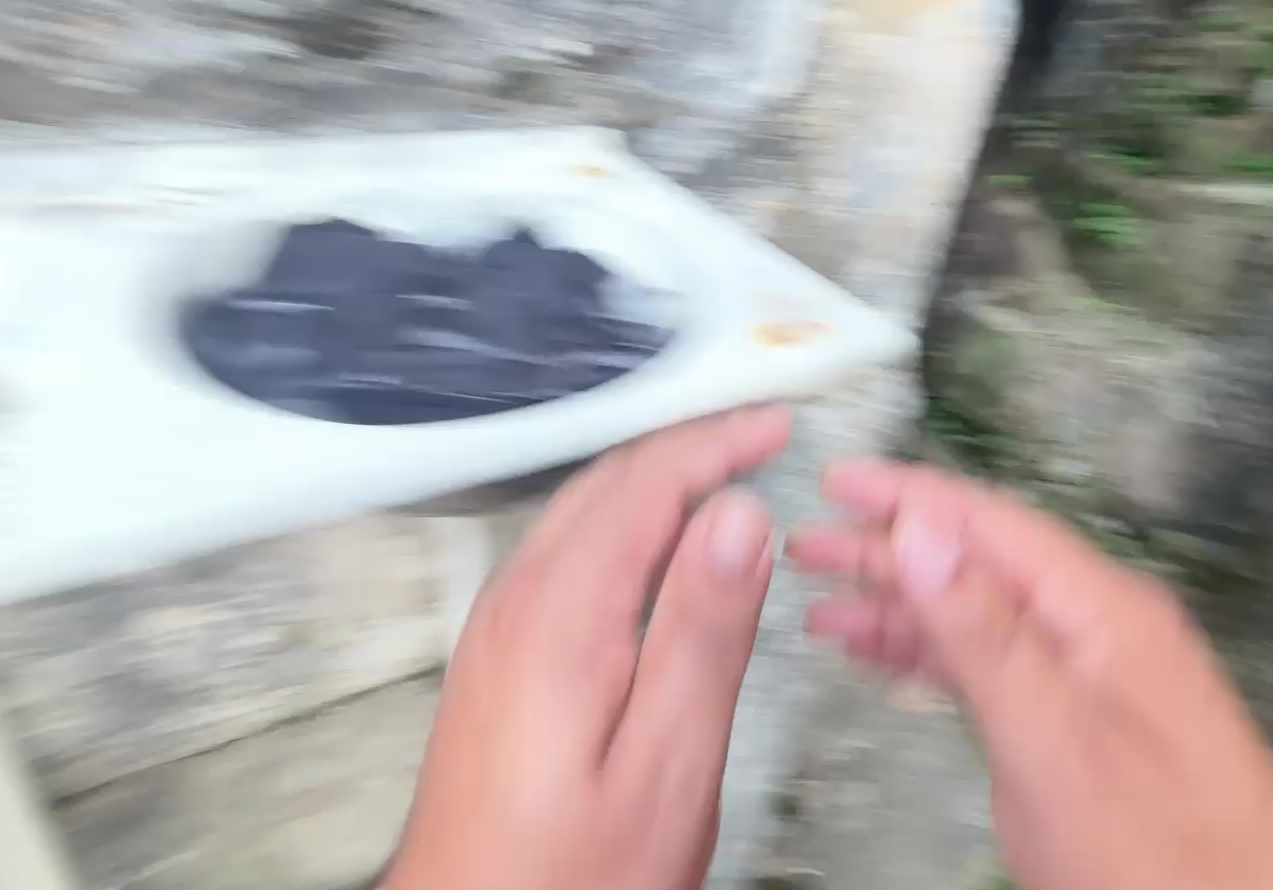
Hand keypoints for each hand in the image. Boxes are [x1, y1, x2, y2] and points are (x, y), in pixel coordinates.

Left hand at [386, 407, 791, 889]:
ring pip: (589, 503)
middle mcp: (520, 596)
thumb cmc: (565, 873)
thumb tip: (738, 522)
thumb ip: (704, 629)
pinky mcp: (504, 640)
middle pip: (613, 478)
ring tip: (719, 468)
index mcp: (562, 610)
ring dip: (659, 473)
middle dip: (691, 444)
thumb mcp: (665, 763)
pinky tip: (656, 534)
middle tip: (753, 435)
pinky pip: (572, 541)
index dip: (717, 442)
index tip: (769, 427)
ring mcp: (503, 616)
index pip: (650, 482)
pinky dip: (627, 513)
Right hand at [790, 460, 1272, 889]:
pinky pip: (980, 661)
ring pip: (966, 613)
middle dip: (882, 550)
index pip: (983, 522)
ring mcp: (1077, 670)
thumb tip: (918, 529)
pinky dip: (921, 651)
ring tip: (817, 605)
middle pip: (968, 563)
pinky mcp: (1065, 713)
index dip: (905, 495)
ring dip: (892, 605)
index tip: (835, 480)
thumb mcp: (1056, 743)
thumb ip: (983, 631)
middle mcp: (1086, 623)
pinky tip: (871, 652)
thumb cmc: (1156, 859)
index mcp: (1096, 607)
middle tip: (803, 547)